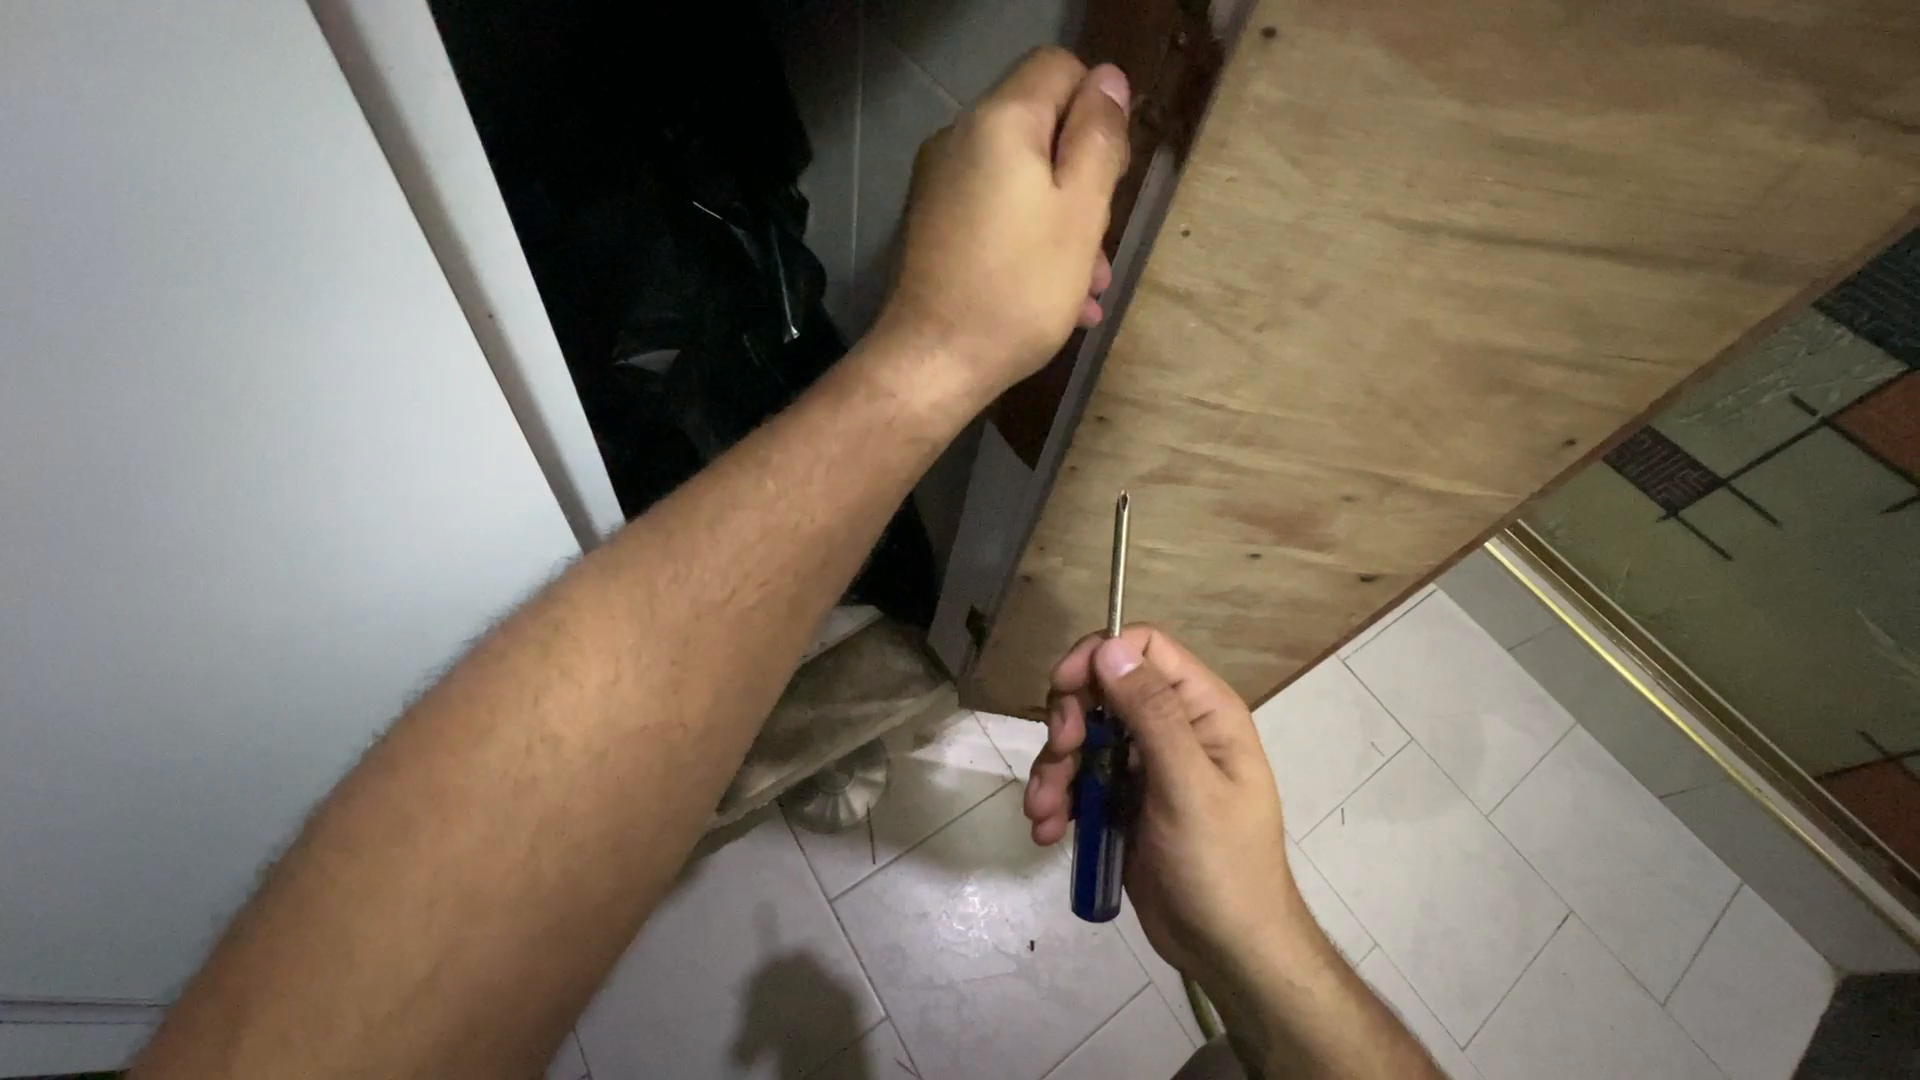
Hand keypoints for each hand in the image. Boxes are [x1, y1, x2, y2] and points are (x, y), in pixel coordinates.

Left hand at [876, 47, 1129, 400]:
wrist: (934, 363)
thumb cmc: (1018, 290)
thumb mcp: (1080, 213)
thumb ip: (1098, 139)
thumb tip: (1108, 81)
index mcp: (999, 122)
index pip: (1059, 69)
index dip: (1097, 110)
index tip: (1112, 172)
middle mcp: (959, 140)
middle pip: (1039, 130)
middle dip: (1082, 181)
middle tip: (1102, 243)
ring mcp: (940, 188)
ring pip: (1019, 184)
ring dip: (1062, 226)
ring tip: (1088, 287)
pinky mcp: (933, 229)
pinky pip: (993, 218)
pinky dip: (1027, 244)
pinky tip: (1058, 300)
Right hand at [1024, 627, 1303, 985]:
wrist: (1227, 951)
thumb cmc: (1221, 866)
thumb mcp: (1188, 786)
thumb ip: (1152, 714)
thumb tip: (1110, 647)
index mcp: (1202, 710)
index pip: (1143, 648)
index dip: (1098, 656)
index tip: (1064, 688)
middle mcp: (1171, 726)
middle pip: (1101, 690)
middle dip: (1069, 721)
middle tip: (1059, 757)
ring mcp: (1143, 764)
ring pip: (1081, 736)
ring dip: (1053, 769)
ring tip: (1044, 812)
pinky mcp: (1121, 798)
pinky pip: (1078, 778)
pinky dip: (1057, 798)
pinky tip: (1049, 830)